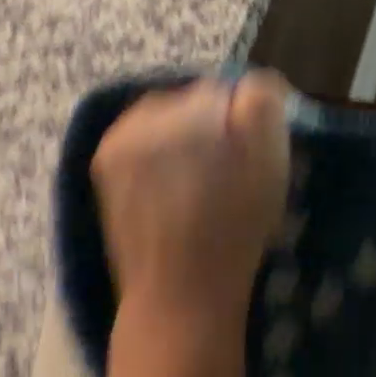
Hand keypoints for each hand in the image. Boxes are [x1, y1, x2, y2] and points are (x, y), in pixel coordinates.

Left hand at [91, 70, 291, 317]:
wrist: (181, 291)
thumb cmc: (236, 220)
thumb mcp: (270, 152)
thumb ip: (263, 98)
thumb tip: (249, 85)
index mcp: (181, 111)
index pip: (230, 87)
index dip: (249, 118)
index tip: (255, 152)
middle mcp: (139, 120)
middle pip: (197, 99)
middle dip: (217, 124)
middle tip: (233, 166)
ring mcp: (115, 147)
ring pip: (172, 120)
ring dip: (192, 138)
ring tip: (207, 179)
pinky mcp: (105, 173)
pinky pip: (148, 141)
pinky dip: (167, 154)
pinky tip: (182, 185)